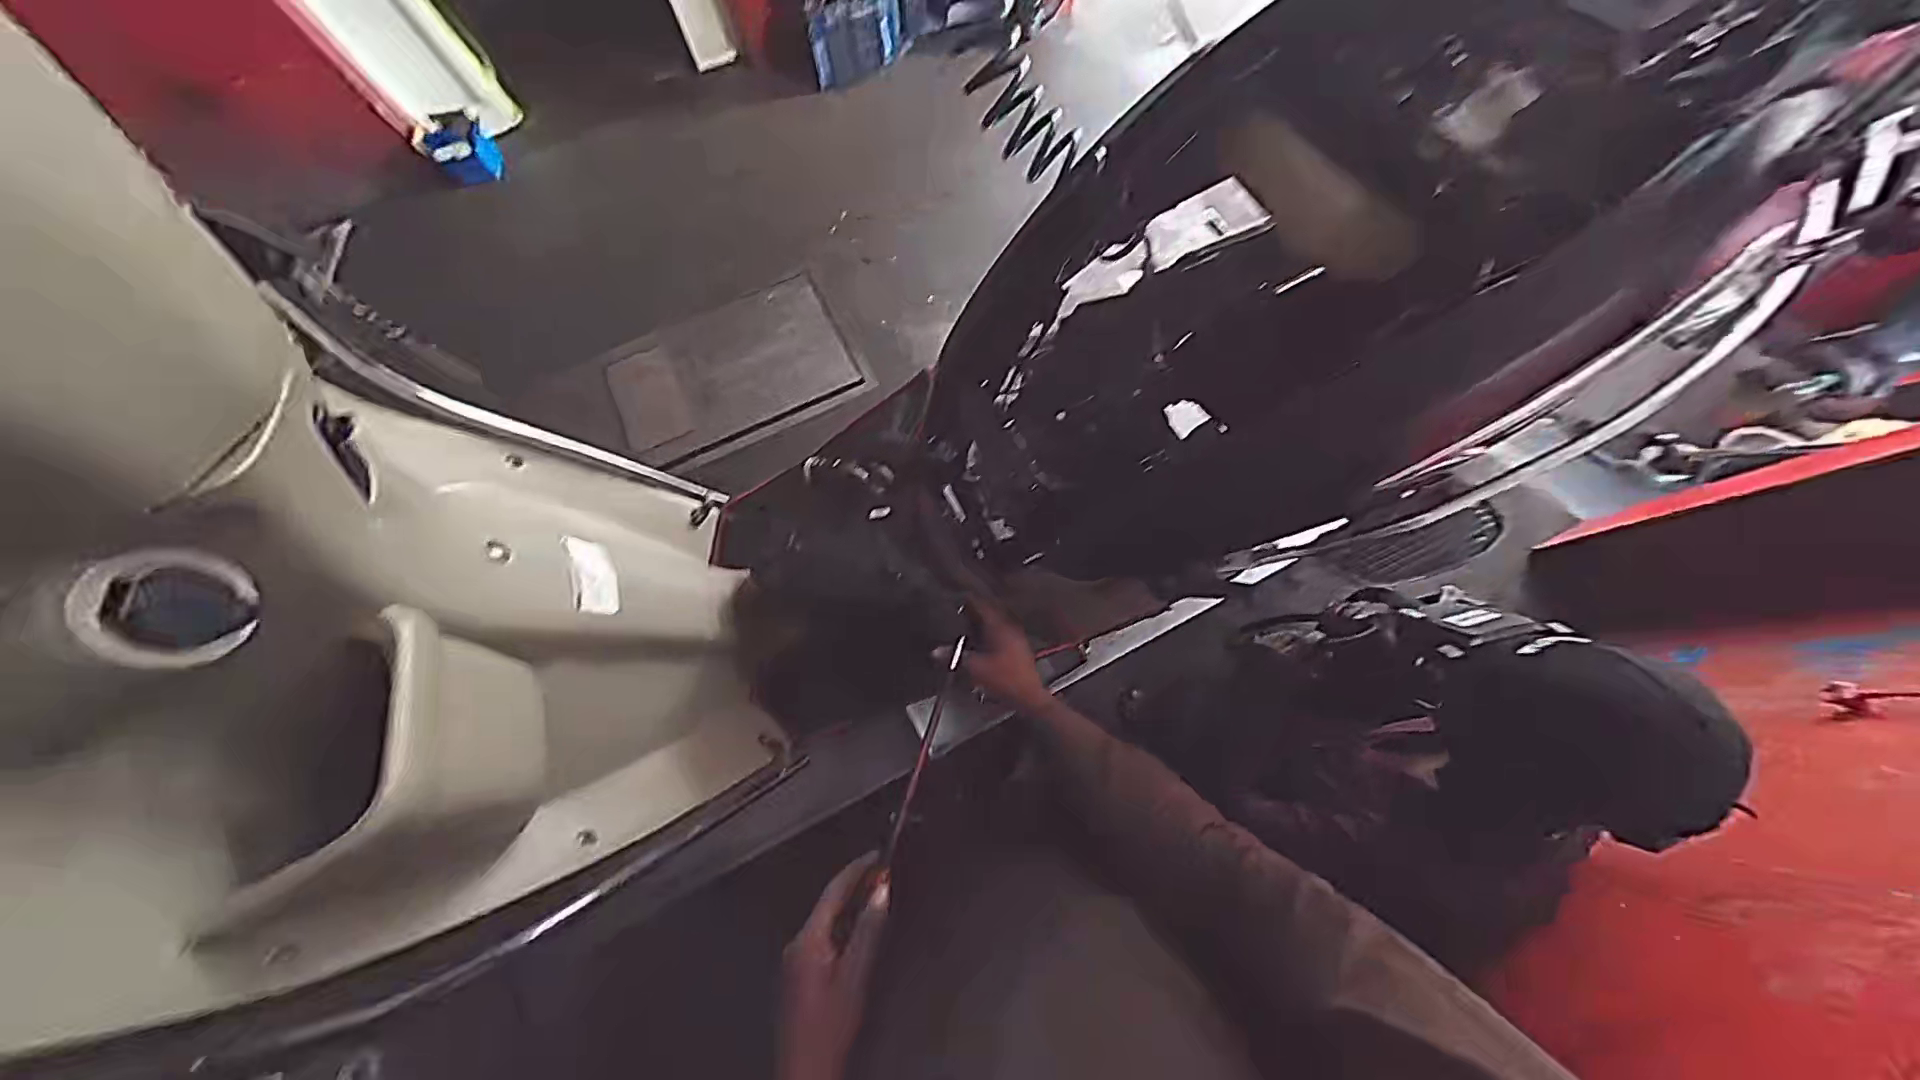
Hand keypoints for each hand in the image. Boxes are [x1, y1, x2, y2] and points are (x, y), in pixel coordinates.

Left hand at [778, 853, 889, 1079]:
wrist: (805, 1071)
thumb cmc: (831, 1026)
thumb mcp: (856, 974)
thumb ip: (869, 929)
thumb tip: (881, 890)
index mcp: (807, 939)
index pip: (833, 890)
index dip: (857, 869)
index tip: (877, 855)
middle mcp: (796, 943)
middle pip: (828, 902)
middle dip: (854, 884)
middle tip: (881, 873)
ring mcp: (794, 959)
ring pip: (825, 919)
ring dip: (849, 905)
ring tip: (875, 895)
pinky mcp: (798, 973)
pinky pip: (822, 935)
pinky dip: (841, 925)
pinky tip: (858, 929)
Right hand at [964, 600, 1051, 710]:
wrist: (1029, 695)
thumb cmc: (1003, 678)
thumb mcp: (975, 668)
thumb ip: (954, 657)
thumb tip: (935, 652)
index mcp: (998, 626)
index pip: (982, 605)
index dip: (968, 600)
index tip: (956, 598)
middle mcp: (1009, 627)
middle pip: (991, 611)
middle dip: (975, 610)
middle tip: (960, 610)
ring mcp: (1016, 636)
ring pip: (997, 621)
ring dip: (983, 621)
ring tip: (968, 623)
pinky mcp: (1019, 647)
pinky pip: (1001, 631)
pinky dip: (990, 631)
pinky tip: (982, 640)